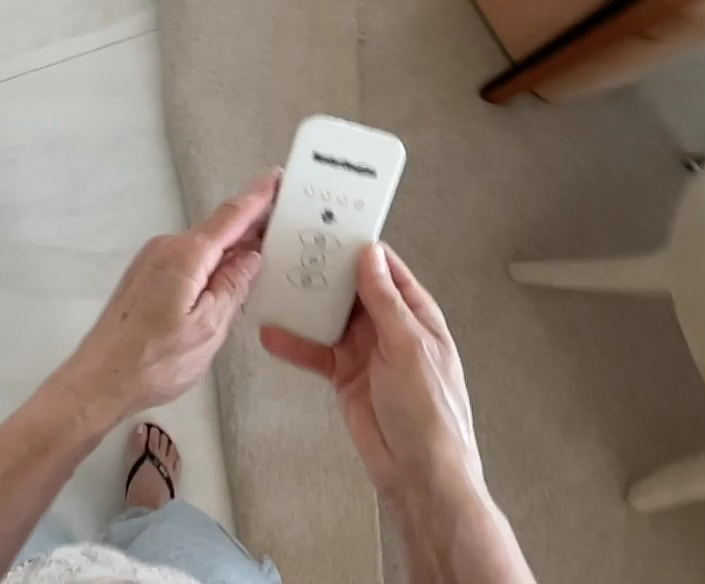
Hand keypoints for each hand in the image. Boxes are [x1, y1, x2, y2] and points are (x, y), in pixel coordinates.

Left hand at [50, 171, 278, 424]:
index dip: (258, 197)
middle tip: (283, 222)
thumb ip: (233, 287)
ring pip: (203, 247)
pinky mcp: (146, 277)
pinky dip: (211, 263)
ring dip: (231, 249)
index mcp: (186, 255)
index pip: (231, 216)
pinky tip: (225, 280)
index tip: (277, 178)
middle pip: (217, 229)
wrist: (100, 379)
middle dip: (250, 225)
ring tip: (263, 255)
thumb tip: (250, 259)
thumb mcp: (209, 327)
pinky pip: (188, 260)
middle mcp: (166, 249)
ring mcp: (153, 261)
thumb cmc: (152, 360)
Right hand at [261, 244, 482, 503]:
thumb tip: (370, 255)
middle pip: (350, 288)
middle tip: (291, 249)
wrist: (419, 478)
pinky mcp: (343, 373)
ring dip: (305, 304)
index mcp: (414, 314)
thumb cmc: (431, 414)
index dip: (358, 246)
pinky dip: (294, 343)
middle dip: (324, 271)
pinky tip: (273, 333)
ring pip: (328, 316)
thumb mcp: (408, 347)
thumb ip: (385, 301)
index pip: (384, 268)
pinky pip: (315, 350)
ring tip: (275, 285)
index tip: (330, 226)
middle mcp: (388, 327)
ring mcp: (364, 350)